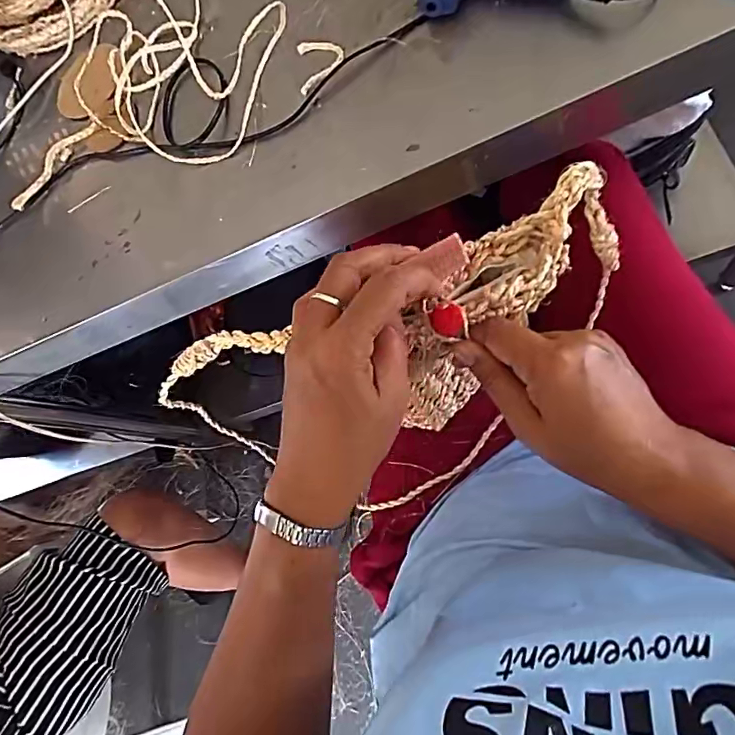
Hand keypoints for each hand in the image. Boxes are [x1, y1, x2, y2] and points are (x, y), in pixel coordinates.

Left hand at [268, 240, 465, 527]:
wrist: (310, 479)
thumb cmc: (355, 449)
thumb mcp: (392, 400)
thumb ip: (395, 348)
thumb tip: (394, 317)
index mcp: (339, 350)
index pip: (380, 290)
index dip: (414, 275)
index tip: (438, 277)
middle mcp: (312, 335)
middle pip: (343, 270)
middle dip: (383, 256)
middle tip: (415, 257)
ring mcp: (298, 339)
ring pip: (326, 282)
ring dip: (361, 268)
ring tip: (396, 271)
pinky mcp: (296, 347)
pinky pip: (320, 302)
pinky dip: (346, 289)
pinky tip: (369, 296)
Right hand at [454, 321, 690, 499]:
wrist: (650, 454)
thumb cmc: (585, 451)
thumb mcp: (528, 426)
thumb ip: (494, 382)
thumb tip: (463, 349)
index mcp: (549, 360)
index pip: (496, 329)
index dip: (476, 341)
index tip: (468, 361)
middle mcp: (572, 337)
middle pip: (521, 337)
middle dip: (512, 361)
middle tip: (525, 401)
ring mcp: (594, 336)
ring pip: (543, 341)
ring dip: (537, 364)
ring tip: (557, 402)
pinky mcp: (607, 341)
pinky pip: (565, 344)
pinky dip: (558, 363)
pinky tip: (575, 393)